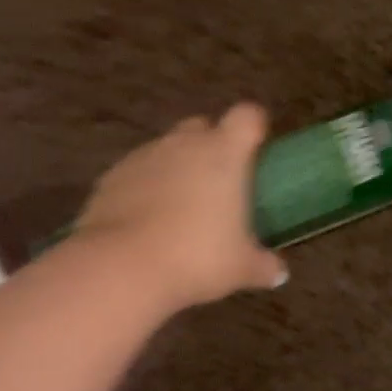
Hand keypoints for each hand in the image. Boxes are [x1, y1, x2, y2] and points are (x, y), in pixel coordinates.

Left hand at [74, 103, 286, 310]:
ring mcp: (143, 156)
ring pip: (166, 150)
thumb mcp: (241, 269)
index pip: (247, 117)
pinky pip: (137, 174)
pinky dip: (145, 189)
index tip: (257, 151)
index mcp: (223, 154)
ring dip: (176, 169)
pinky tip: (148, 222)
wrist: (124, 267)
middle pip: (202, 126)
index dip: (254, 128)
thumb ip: (264, 266)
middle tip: (219, 185)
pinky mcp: (111, 177)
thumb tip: (279, 274)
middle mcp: (182, 144)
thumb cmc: (196, 258)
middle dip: (211, 146)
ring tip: (181, 211)